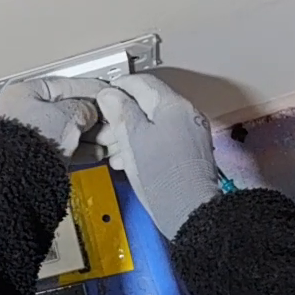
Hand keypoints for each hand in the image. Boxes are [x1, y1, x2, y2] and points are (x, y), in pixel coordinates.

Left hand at [0, 77, 105, 157]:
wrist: (22, 175)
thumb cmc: (33, 139)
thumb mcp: (68, 114)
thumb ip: (85, 107)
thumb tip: (92, 111)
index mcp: (25, 93)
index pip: (64, 85)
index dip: (90, 88)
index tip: (107, 92)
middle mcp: (26, 113)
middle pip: (69, 110)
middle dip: (94, 117)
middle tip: (111, 118)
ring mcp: (33, 137)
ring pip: (70, 132)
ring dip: (92, 135)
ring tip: (109, 136)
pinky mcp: (40, 158)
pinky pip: (67, 149)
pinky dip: (83, 150)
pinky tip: (97, 151)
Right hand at [95, 75, 224, 238]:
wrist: (187, 211)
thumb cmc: (163, 178)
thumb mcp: (132, 140)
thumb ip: (121, 112)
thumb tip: (110, 95)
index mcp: (173, 105)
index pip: (143, 82)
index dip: (119, 87)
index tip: (104, 97)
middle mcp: (186, 115)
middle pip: (149, 103)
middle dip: (124, 113)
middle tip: (106, 125)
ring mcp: (190, 134)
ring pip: (154, 122)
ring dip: (131, 131)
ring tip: (114, 147)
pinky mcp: (190, 152)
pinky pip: (163, 139)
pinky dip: (144, 143)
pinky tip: (130, 159)